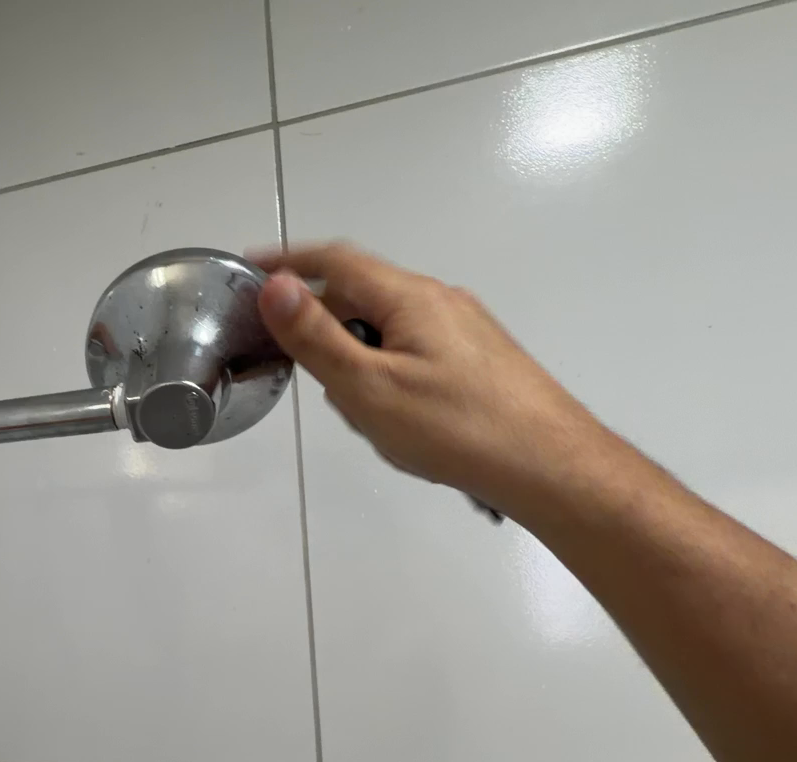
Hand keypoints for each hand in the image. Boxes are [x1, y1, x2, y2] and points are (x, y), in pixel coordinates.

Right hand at [250, 242, 618, 517]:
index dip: (288, 260)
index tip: (248, 268)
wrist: (548, 466)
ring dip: (353, 360)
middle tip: (296, 370)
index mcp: (409, 298)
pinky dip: (381, 374)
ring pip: (383, 331)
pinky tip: (390, 418)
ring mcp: (461, 330)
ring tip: (356, 413)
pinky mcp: (473, 359)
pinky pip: (408, 352)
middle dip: (320, 328)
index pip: (336, 261)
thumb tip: (274, 287)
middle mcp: (438, 301)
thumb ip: (316, 337)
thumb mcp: (367, 386)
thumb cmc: (452, 427)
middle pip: (359, 297)